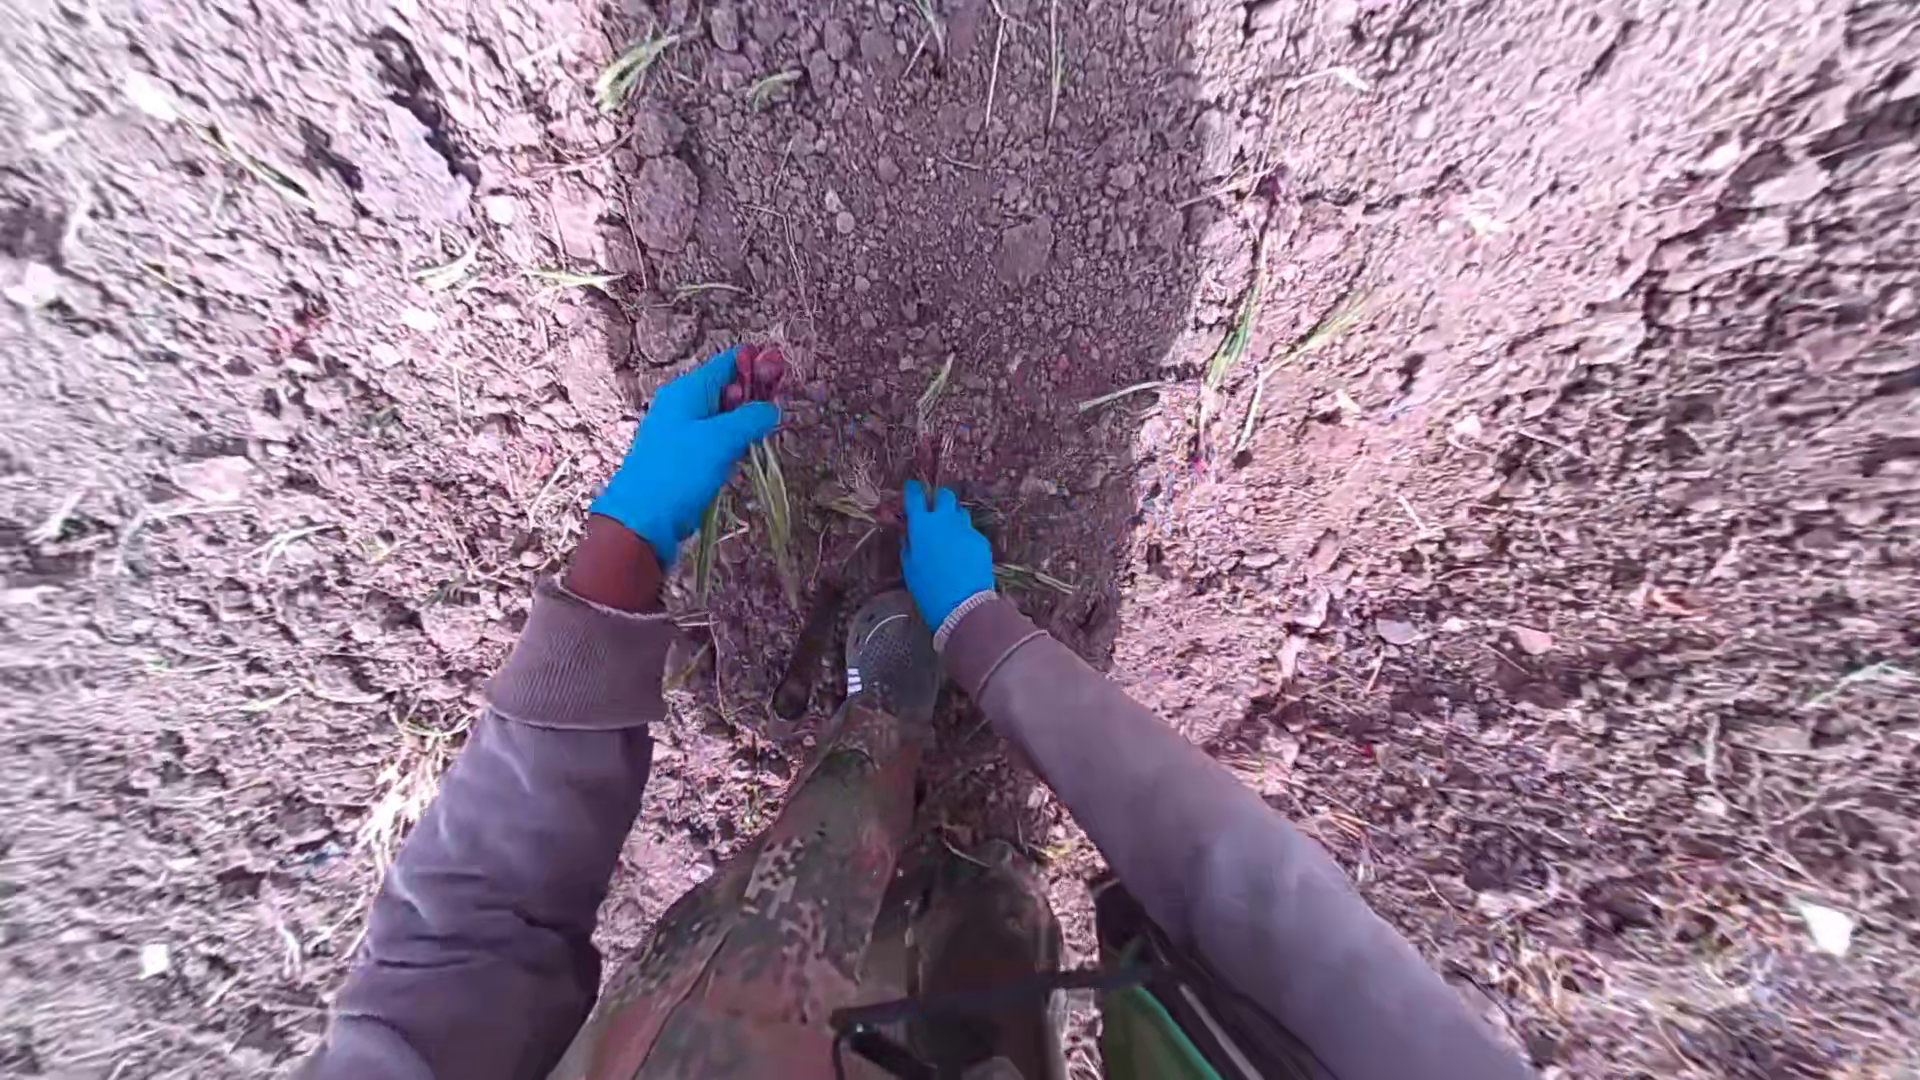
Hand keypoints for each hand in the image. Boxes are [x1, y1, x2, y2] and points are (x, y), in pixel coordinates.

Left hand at [591, 347, 780, 565]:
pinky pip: (720, 437)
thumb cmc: (679, 472)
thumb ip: (751, 418)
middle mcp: (686, 405)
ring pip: (727, 415)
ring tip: (768, 426)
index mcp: (688, 391)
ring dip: (749, 418)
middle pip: (729, 387)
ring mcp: (687, 431)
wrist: (645, 518)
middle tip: (779, 403)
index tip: (783, 371)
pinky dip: (738, 438)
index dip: (757, 363)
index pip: (729, 363)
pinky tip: (749, 448)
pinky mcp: (691, 455)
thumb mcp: (720, 439)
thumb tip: (772, 408)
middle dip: (756, 391)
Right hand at [901, 481, 994, 627]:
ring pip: (959, 513)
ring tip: (948, 534)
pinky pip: (970, 532)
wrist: (963, 604)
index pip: (915, 497)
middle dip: (938, 499)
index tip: (912, 488)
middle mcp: (945, 521)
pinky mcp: (980, 540)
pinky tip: (962, 554)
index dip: (913, 491)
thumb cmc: (929, 589)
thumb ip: (908, 544)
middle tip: (933, 509)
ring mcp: (966, 529)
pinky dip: (964, 538)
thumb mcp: (910, 567)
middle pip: (944, 496)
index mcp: (922, 525)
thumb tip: (908, 533)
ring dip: (952, 518)